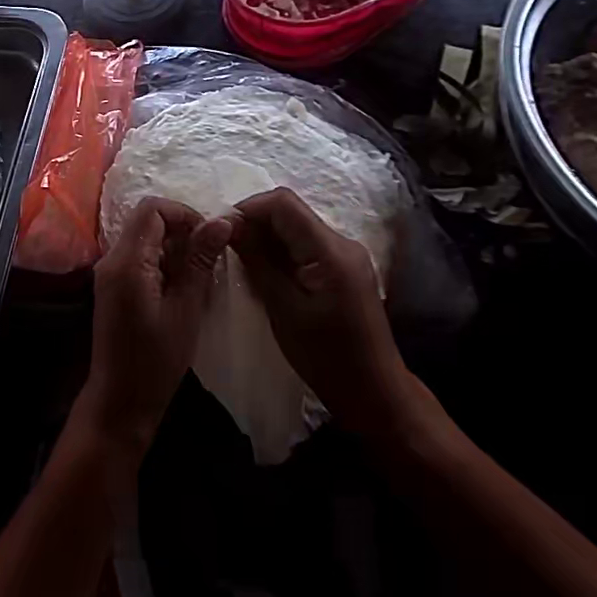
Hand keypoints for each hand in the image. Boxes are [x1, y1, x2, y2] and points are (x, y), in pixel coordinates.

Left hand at [80, 197, 232, 452]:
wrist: (120, 402)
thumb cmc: (156, 361)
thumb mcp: (186, 309)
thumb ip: (200, 261)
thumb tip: (222, 221)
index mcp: (127, 262)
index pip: (152, 209)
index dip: (183, 214)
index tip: (208, 237)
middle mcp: (111, 260)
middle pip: (146, 220)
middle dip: (181, 229)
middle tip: (207, 257)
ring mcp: (109, 273)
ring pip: (144, 237)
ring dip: (173, 247)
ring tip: (198, 275)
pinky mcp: (113, 286)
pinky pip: (139, 256)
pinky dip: (163, 261)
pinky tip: (182, 287)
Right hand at [227, 188, 411, 433]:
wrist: (374, 392)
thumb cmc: (327, 358)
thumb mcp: (284, 310)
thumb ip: (258, 262)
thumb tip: (231, 225)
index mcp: (331, 250)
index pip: (284, 203)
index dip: (248, 208)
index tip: (222, 230)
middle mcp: (342, 242)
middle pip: (291, 212)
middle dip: (255, 223)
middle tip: (227, 248)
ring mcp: (346, 254)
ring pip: (296, 228)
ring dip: (266, 238)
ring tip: (241, 261)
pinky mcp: (344, 268)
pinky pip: (306, 245)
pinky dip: (281, 252)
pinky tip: (265, 273)